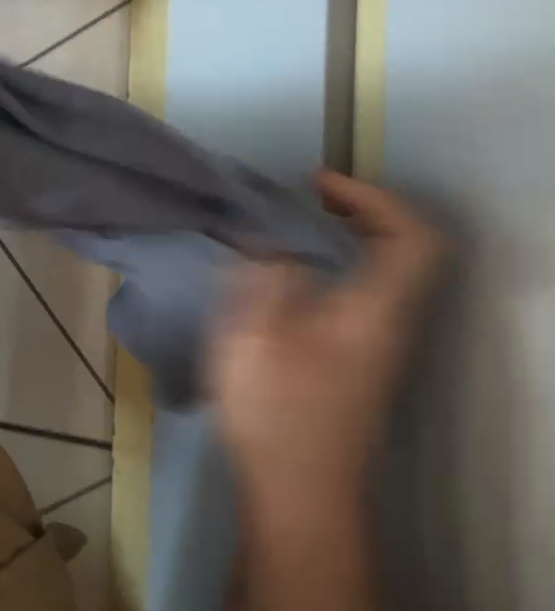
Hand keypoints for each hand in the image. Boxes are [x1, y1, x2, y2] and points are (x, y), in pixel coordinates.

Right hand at [209, 171, 449, 508]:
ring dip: (336, 239)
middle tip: (296, 196)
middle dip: (354, 212)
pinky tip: (275, 273)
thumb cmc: (275, 404)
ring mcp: (372, 344)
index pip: (411, 239)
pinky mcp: (350, 359)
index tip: (314, 182)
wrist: (297, 483)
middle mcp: (387, 322)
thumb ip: (264, 276)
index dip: (372, 199)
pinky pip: (353, 292)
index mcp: (373, 310)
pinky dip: (324, 265)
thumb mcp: (253, 332)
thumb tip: (272, 237)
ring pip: (376, 273)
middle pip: (400, 253)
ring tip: (277, 226)